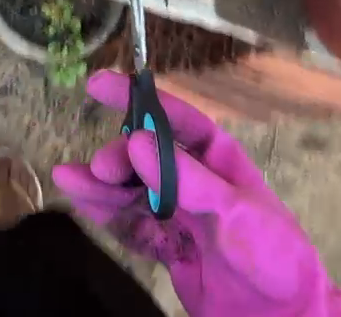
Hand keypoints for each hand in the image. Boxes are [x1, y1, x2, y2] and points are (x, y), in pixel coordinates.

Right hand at [51, 71, 340, 316]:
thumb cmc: (273, 255)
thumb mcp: (234, 211)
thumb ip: (185, 178)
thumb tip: (135, 139)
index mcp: (216, 158)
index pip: (172, 117)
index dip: (136, 97)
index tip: (98, 85)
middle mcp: (192, 179)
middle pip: (144, 155)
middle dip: (119, 157)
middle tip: (101, 169)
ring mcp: (178, 213)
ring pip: (131, 190)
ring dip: (102, 186)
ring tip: (68, 180)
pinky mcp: (168, 247)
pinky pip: (131, 225)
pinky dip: (106, 215)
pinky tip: (83, 204)